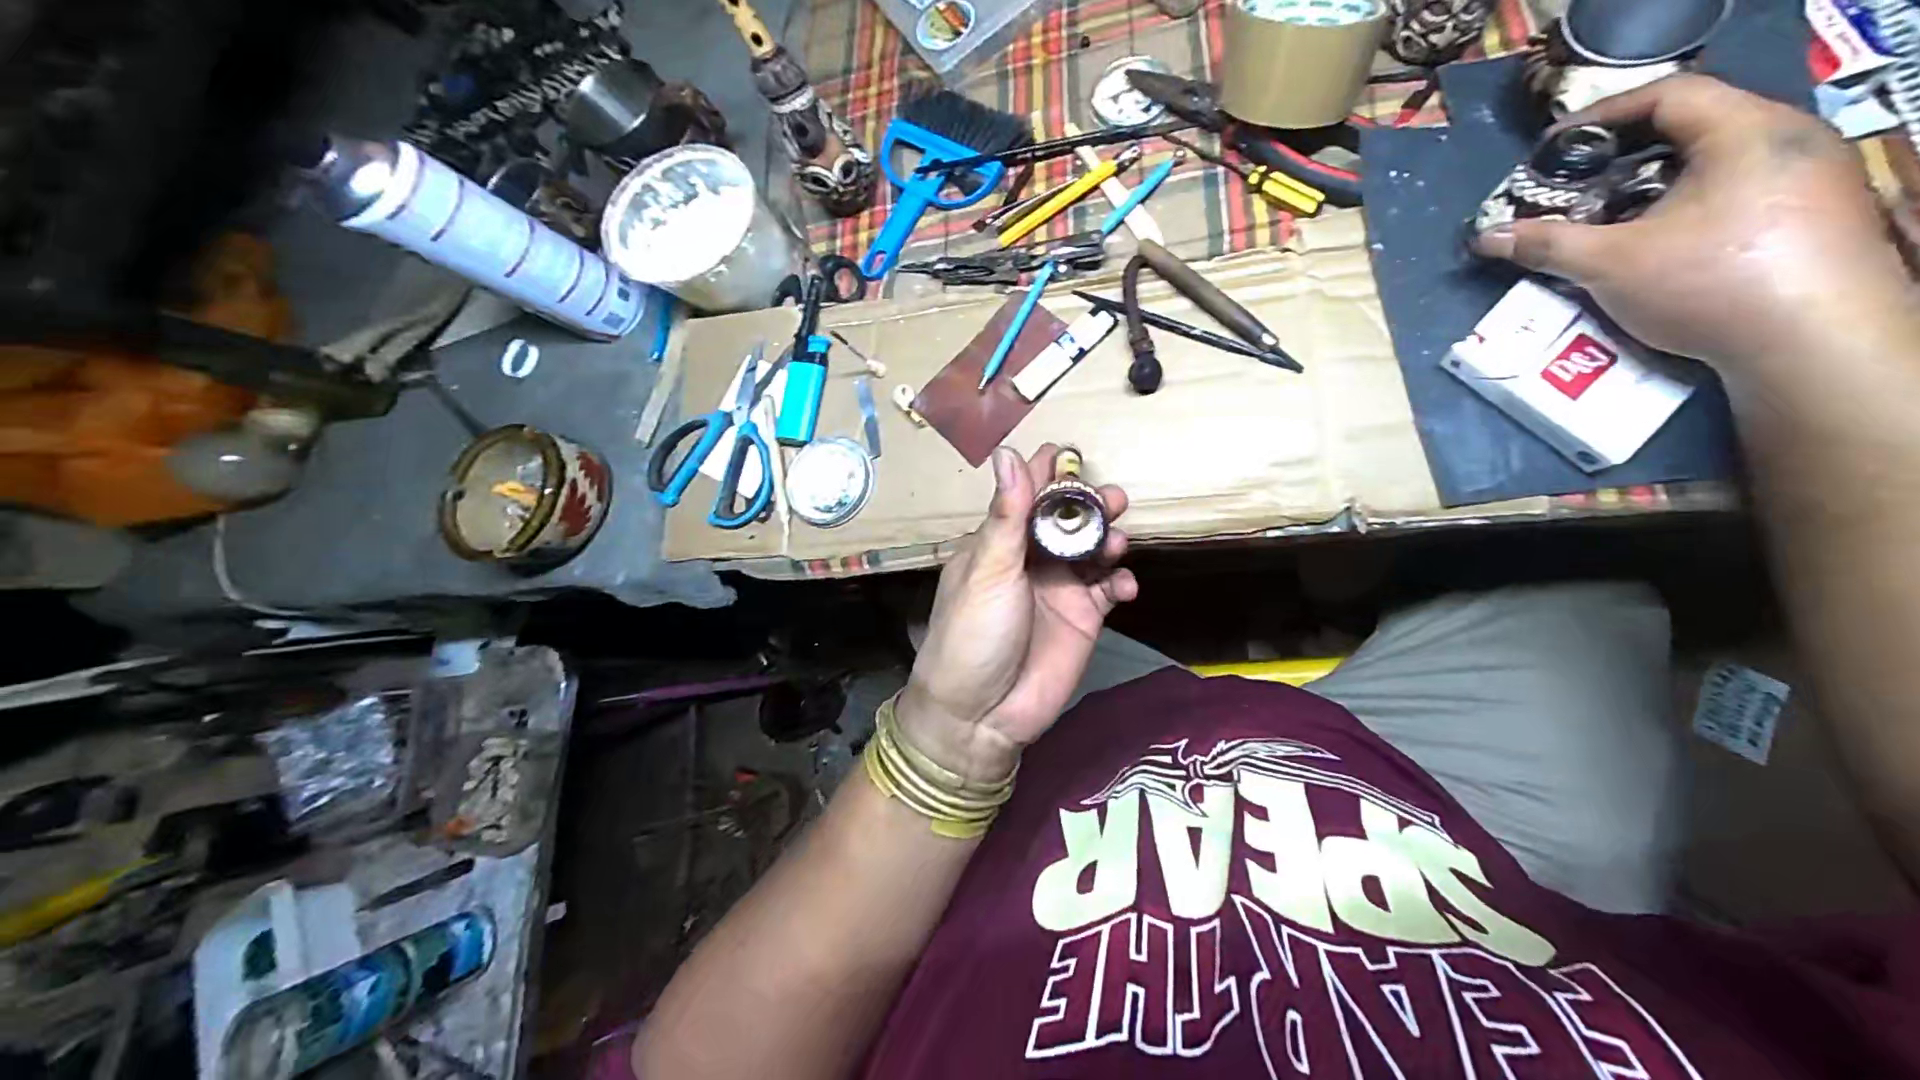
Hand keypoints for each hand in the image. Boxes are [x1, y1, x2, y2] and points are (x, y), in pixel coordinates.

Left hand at [896, 444, 1137, 782]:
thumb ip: (1006, 515)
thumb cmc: (973, 633)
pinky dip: (1122, 580)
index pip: (1026, 495)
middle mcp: (1032, 559)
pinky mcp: (1084, 617)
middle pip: (1069, 518)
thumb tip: (1008, 453)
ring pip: (1094, 548)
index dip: (1048, 473)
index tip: (1071, 454)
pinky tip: (1124, 585)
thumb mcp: (988, 570)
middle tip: (1112, 499)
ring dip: (1110, 538)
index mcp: (1000, 542)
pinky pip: (1111, 588)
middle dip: (1091, 504)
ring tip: (1116, 541)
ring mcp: (1060, 587)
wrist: (982, 712)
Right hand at [1471, 75, 1912, 370]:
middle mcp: (1788, 140)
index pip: (1671, 94)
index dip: (1605, 113)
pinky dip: (1685, 207)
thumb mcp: (1611, 264)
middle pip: (1692, 129)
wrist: (1811, 340)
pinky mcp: (1812, 215)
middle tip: (1576, 184)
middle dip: (1624, 156)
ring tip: (1608, 218)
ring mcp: (1808, 177)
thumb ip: (1546, 244)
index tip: (1556, 145)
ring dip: (1653, 186)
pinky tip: (1655, 242)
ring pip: (1714, 164)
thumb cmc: (1710, 282)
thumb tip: (1486, 237)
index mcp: (1747, 131)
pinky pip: (1736, 192)